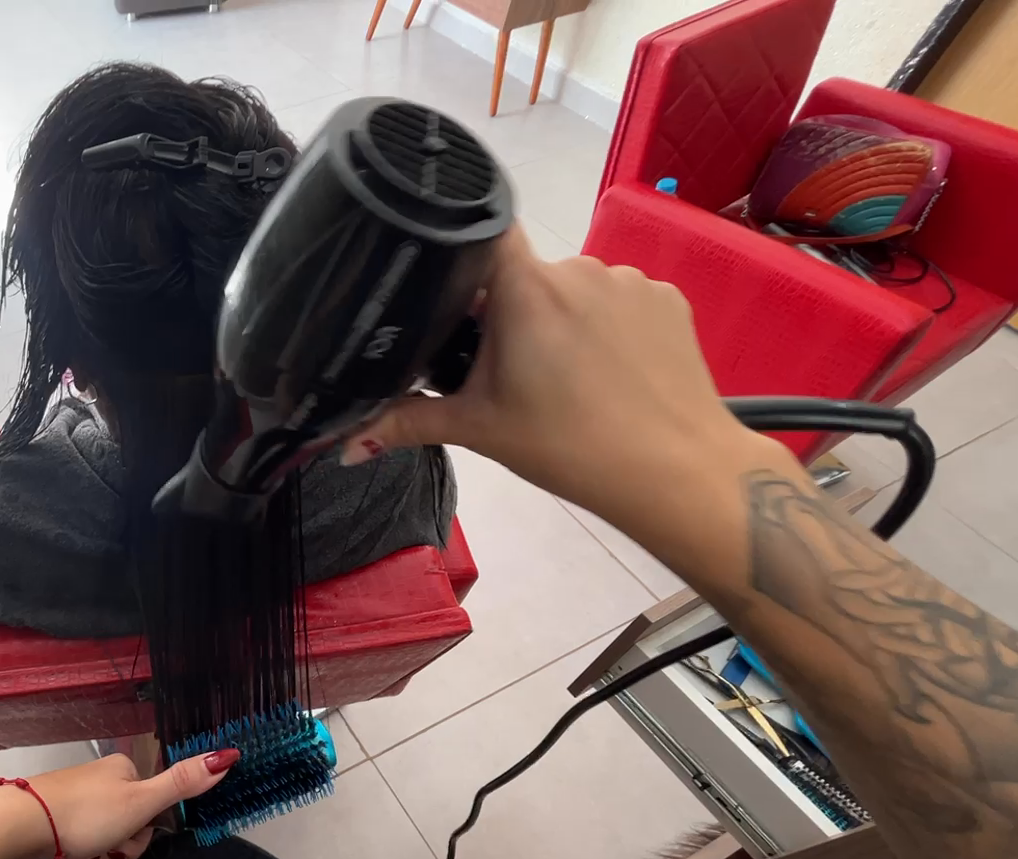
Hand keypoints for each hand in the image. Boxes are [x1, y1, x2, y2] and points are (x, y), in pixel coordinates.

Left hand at [0, 750, 237, 858]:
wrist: (16, 827)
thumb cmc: (84, 814)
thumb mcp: (140, 802)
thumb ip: (183, 784)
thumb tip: (230, 755)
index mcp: (121, 772)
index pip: (150, 812)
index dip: (141, 835)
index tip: (126, 839)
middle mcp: (99, 784)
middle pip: (124, 834)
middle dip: (114, 854)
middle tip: (99, 853)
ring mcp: (72, 806)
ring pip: (99, 850)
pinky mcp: (49, 827)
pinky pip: (74, 856)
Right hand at [340, 227, 787, 534]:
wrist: (672, 471)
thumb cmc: (565, 444)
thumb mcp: (476, 429)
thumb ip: (406, 424)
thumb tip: (345, 446)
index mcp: (525, 289)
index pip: (484, 230)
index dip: (459, 248)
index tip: (447, 287)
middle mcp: (579, 268)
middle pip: (522, 273)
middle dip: (504, 311)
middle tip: (498, 369)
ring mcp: (630, 280)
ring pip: (569, 288)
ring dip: (552, 318)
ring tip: (555, 376)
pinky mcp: (667, 299)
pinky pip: (614, 299)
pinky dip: (599, 325)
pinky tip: (600, 371)